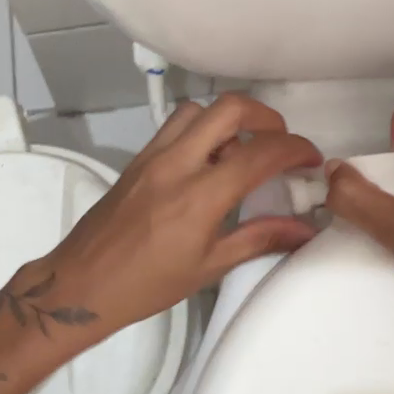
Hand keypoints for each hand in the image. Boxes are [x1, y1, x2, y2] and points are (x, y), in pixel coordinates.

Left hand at [31, 94, 322, 339]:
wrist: (83, 282)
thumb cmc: (147, 284)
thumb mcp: (209, 267)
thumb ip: (260, 238)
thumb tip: (305, 229)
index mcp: (199, 195)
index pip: (260, 152)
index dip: (296, 149)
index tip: (310, 161)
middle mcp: (176, 164)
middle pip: (229, 108)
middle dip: (266, 118)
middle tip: (280, 144)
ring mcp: (151, 157)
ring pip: (197, 111)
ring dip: (227, 120)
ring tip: (241, 153)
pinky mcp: (136, 160)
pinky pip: (174, 128)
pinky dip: (200, 131)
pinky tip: (207, 164)